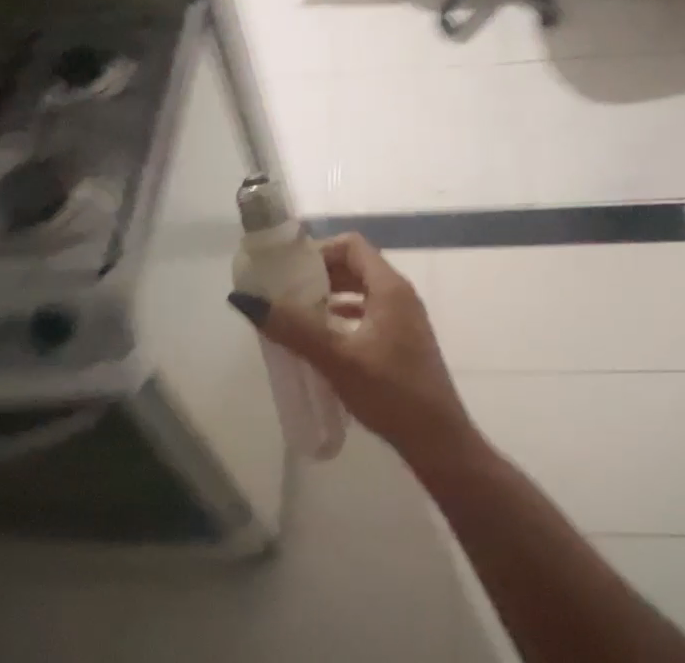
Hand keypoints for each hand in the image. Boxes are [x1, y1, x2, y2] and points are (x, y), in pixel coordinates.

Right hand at [231, 233, 477, 468]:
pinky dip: (343, 317)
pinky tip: (322, 338)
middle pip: (354, 266)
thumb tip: (247, 300)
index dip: (318, 251)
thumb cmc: (391, 392)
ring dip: (329, 297)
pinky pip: (367, 314)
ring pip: (360, 291)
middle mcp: (399, 295)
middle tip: (284, 292)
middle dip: (319, 274)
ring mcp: (403, 318)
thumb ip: (294, 328)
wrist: (437, 438)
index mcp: (390, 288)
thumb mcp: (337, 359)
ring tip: (296, 314)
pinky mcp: (402, 341)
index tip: (287, 270)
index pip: (351, 246)